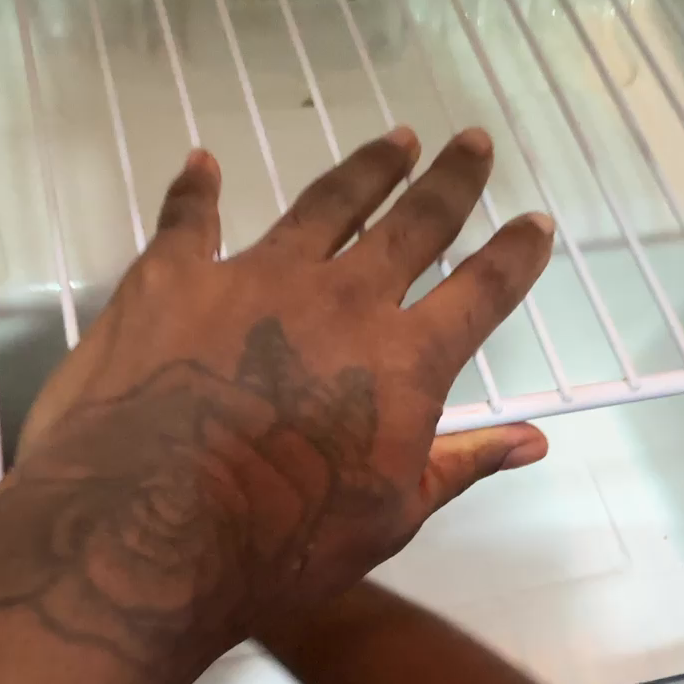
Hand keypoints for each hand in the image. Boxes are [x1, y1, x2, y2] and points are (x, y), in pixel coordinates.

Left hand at [0, 126, 552, 682]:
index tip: (535, 224)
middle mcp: (341, 300)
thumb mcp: (389, 518)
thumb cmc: (280, 543)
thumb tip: (533, 441)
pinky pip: (190, 219)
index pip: (481, 294)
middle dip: (451, 183)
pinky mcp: (174, 277)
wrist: (148, 530)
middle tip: (472, 143)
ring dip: (366, 169)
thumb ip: (459, 465)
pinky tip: (203, 164)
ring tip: (394, 140)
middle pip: (414, 225)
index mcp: (403, 361)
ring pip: (326, 204)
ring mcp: (255, 278)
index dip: (514, 256)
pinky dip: (197, 191)